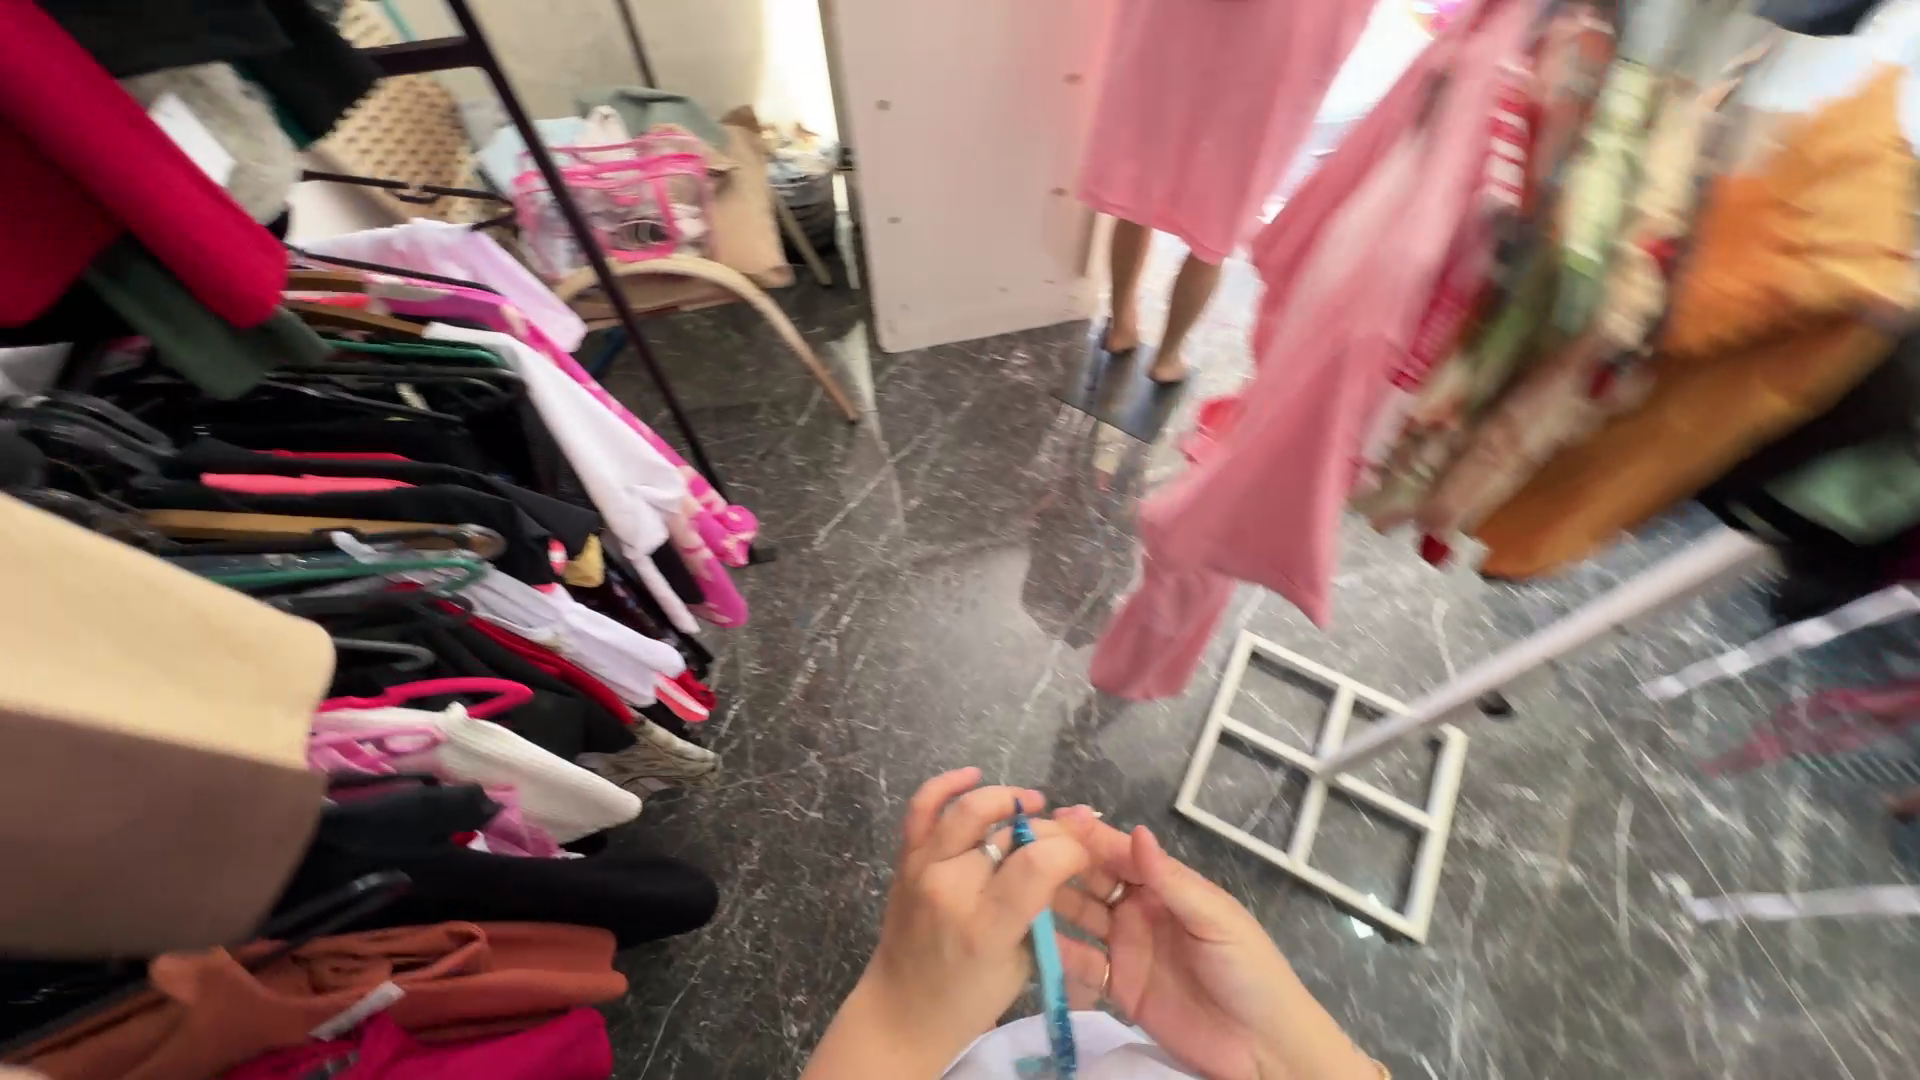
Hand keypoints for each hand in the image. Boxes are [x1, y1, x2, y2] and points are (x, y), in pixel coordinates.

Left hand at [802, 768, 1090, 1078]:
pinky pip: (922, 806)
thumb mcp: (1023, 962)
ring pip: (969, 809)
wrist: (901, 1012)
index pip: (1037, 863)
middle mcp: (951, 888)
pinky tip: (973, 775)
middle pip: (1009, 833)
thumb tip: (1072, 846)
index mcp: (985, 926)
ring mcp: (923, 867)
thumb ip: (1044, 903)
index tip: (1081, 852)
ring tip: (1031, 803)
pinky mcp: (905, 857)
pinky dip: (947, 783)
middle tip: (1062, 835)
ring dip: (1007, 798)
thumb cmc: (970, 1000)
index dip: (1069, 848)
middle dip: (1048, 827)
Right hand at [1052, 808, 1378, 1079]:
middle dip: (1059, 864)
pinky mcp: (1118, 986)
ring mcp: (1126, 946)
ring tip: (1016, 894)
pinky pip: (1082, 964)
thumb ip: (1171, 880)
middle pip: (1092, 879)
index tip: (1050, 822)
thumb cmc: (1249, 971)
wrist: (1266, 1051)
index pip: (1118, 852)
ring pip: (1080, 915)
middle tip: (1020, 856)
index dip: (1086, 836)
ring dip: (1051, 903)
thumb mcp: (1215, 919)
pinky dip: (1058, 952)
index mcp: (1164, 885)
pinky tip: (1033, 943)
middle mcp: (1138, 908)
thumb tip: (1136, 832)